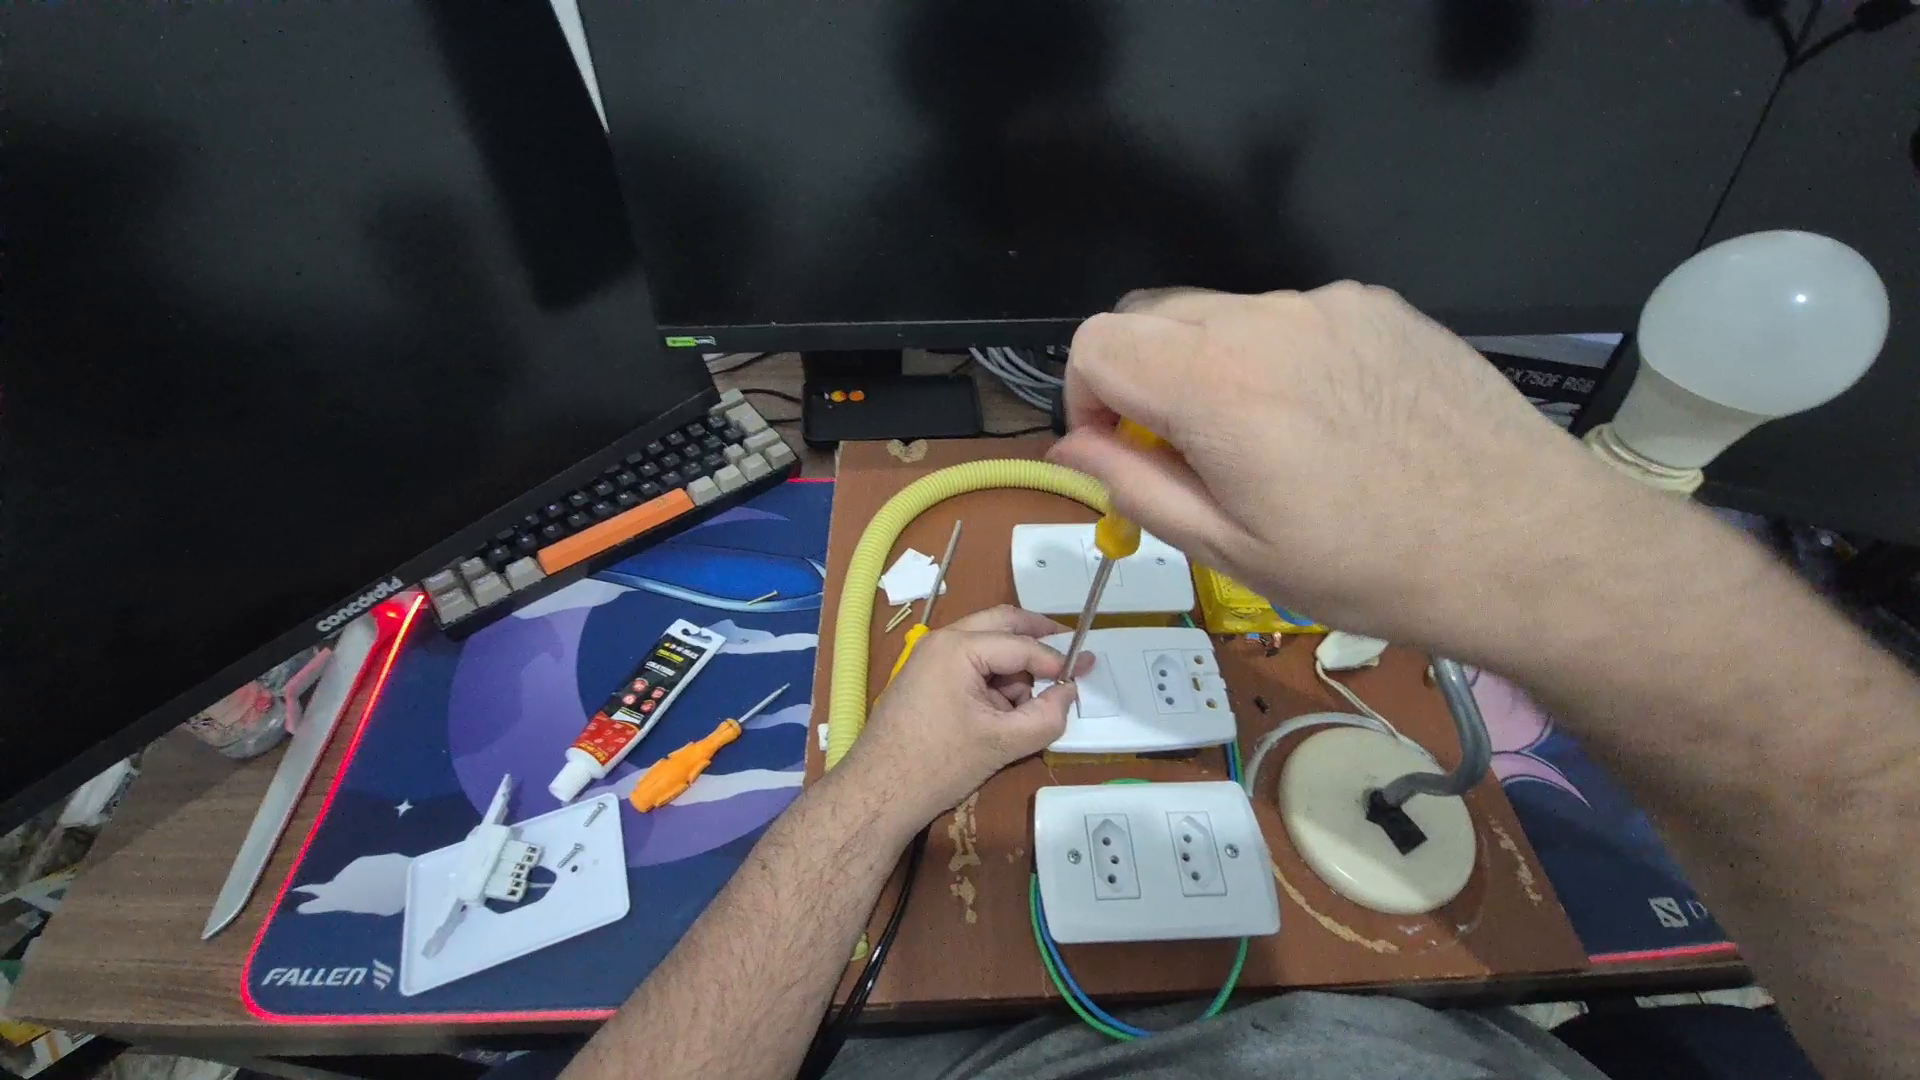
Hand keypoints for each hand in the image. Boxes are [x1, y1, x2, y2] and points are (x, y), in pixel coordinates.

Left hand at [840, 605, 1087, 827]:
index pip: (1020, 644)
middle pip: (1002, 624)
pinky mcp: (927, 678)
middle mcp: (942, 641)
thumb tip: (1070, 693)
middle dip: (1037, 638)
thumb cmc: (937, 764)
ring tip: (1030, 704)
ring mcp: (930, 657)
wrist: (877, 793)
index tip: (1087, 669)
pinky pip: (971, 665)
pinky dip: (994, 678)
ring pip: (987, 645)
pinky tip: (1004, 711)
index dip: (1056, 659)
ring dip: (1015, 664)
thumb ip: (1045, 716)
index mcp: (958, 647)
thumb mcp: (1001, 742)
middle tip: (1071, 652)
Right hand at [1048, 283, 1643, 656]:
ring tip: (1252, 439)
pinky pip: (1279, 317)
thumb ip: (1131, 486)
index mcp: (1214, 383)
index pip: (1094, 342)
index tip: (1118, 451)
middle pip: (1144, 317)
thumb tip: (1070, 446)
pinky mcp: (1374, 305)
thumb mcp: (1225, 548)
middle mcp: (1262, 319)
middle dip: (1133, 379)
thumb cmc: (1361, 566)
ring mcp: (1325, 304)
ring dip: (1196, 368)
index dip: (1083, 398)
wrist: (1525, 545)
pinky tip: (1314, 417)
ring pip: (1210, 314)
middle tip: (1175, 450)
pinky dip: (1260, 357)